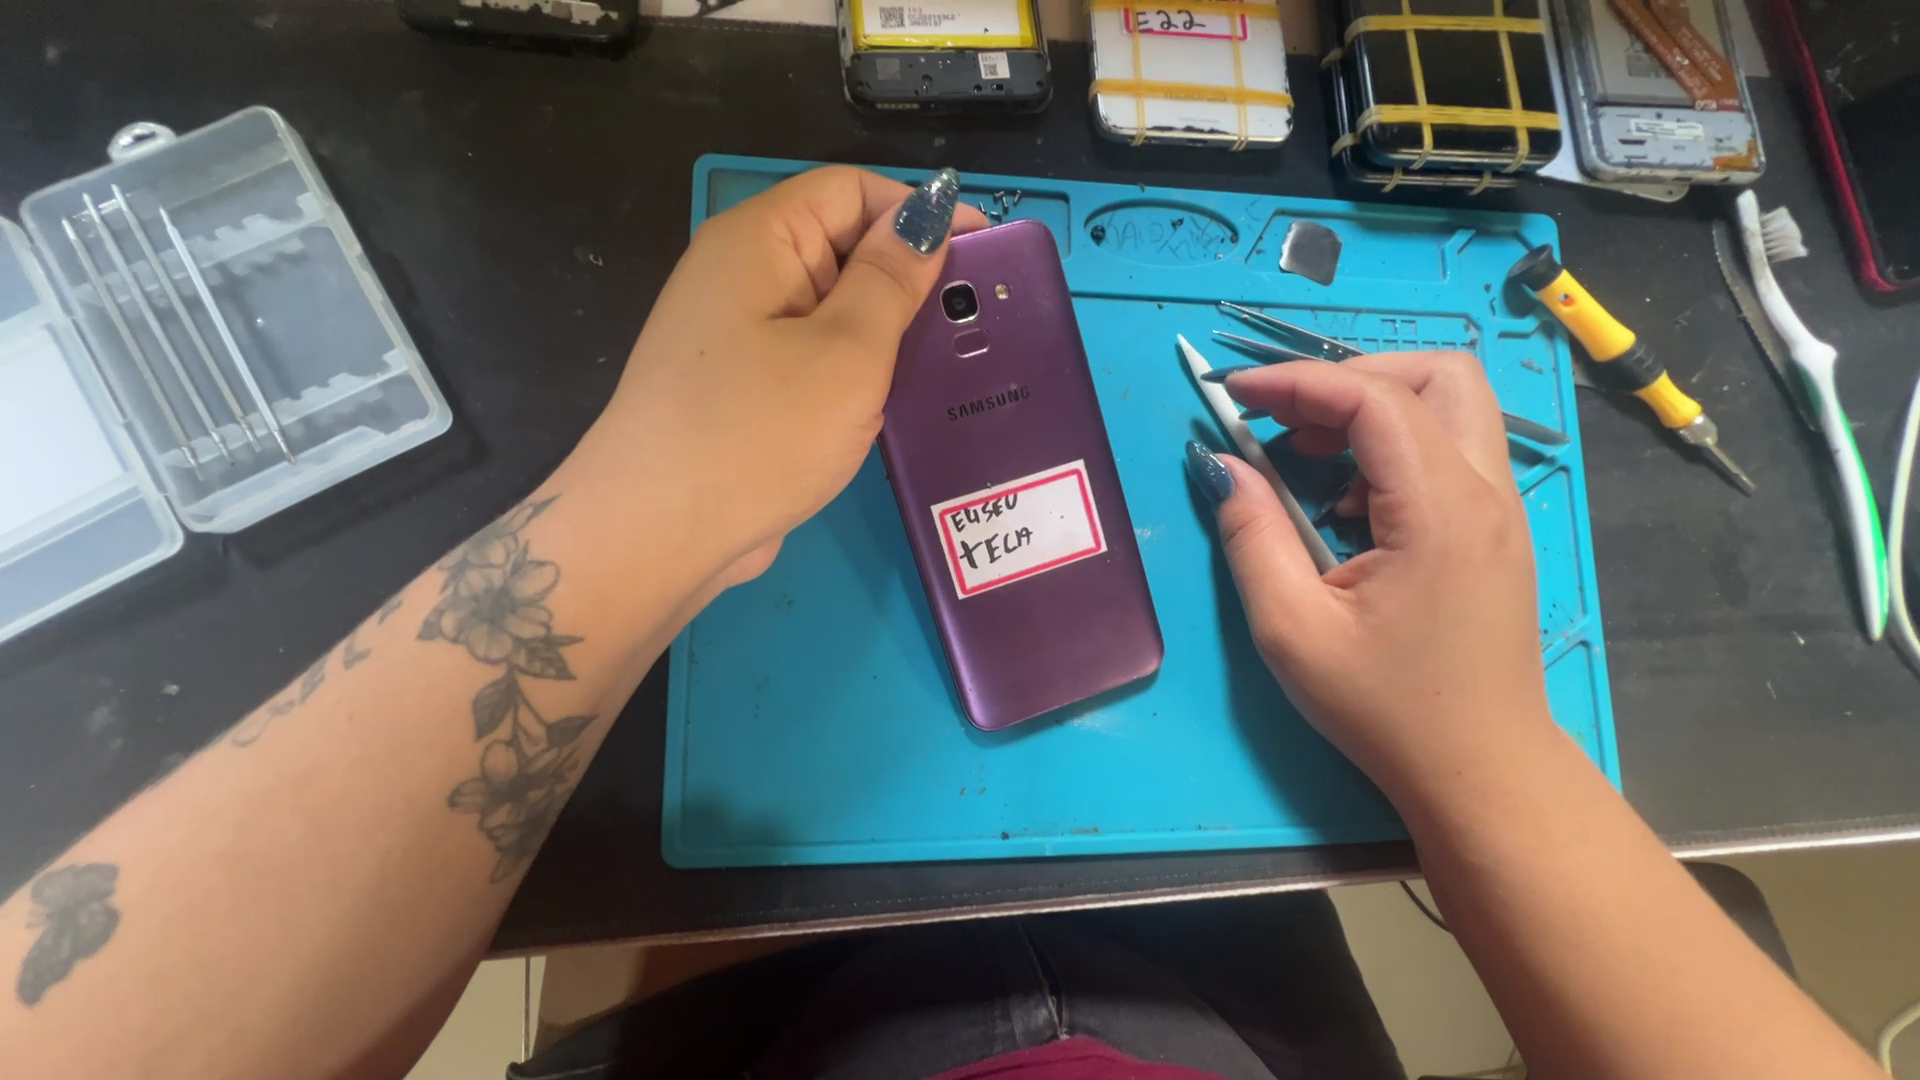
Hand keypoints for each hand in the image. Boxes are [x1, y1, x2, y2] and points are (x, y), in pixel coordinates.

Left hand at [584, 166, 986, 584]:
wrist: (661, 535)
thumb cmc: (758, 433)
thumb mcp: (845, 352)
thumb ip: (890, 281)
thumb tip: (923, 221)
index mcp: (760, 242)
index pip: (851, 192)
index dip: (919, 212)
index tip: (986, 252)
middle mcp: (743, 278)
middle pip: (841, 250)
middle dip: (911, 278)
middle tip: (979, 320)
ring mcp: (740, 340)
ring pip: (833, 313)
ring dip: (890, 333)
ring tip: (955, 363)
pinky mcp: (747, 393)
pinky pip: (815, 361)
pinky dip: (859, 373)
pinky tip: (903, 403)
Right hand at [1186, 353, 1555, 800]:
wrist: (1478, 769)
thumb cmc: (1382, 706)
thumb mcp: (1292, 627)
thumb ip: (1251, 535)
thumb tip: (1221, 465)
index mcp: (1441, 511)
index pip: (1374, 399)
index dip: (1296, 381)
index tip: (1232, 394)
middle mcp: (1486, 493)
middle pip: (1437, 375)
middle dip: (1348, 377)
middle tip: (1283, 418)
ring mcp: (1500, 509)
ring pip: (1451, 405)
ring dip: (1370, 410)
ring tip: (1306, 457)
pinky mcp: (1493, 529)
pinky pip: (1447, 450)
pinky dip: (1389, 447)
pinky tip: (1346, 502)